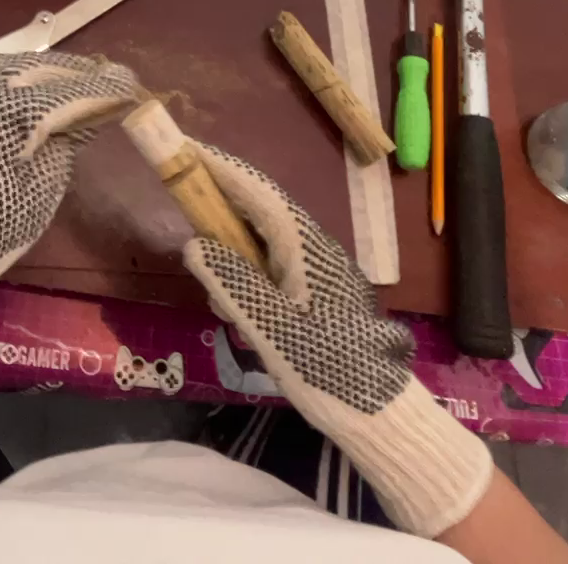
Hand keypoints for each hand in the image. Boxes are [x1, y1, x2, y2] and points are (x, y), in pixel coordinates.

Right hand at [181, 143, 493, 536]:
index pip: (259, 192)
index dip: (222, 167)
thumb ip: (234, 285)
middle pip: (258, 209)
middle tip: (184, 209)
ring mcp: (314, 269)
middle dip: (219, 205)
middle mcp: (312, 248)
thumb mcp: (275, 332)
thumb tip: (194, 244)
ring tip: (218, 300)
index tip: (187, 148)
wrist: (384, 419)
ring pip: (261, 241)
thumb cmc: (333, 372)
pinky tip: (237, 314)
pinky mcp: (313, 292)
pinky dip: (244, 278)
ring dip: (230, 254)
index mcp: (307, 248)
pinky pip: (270, 268)